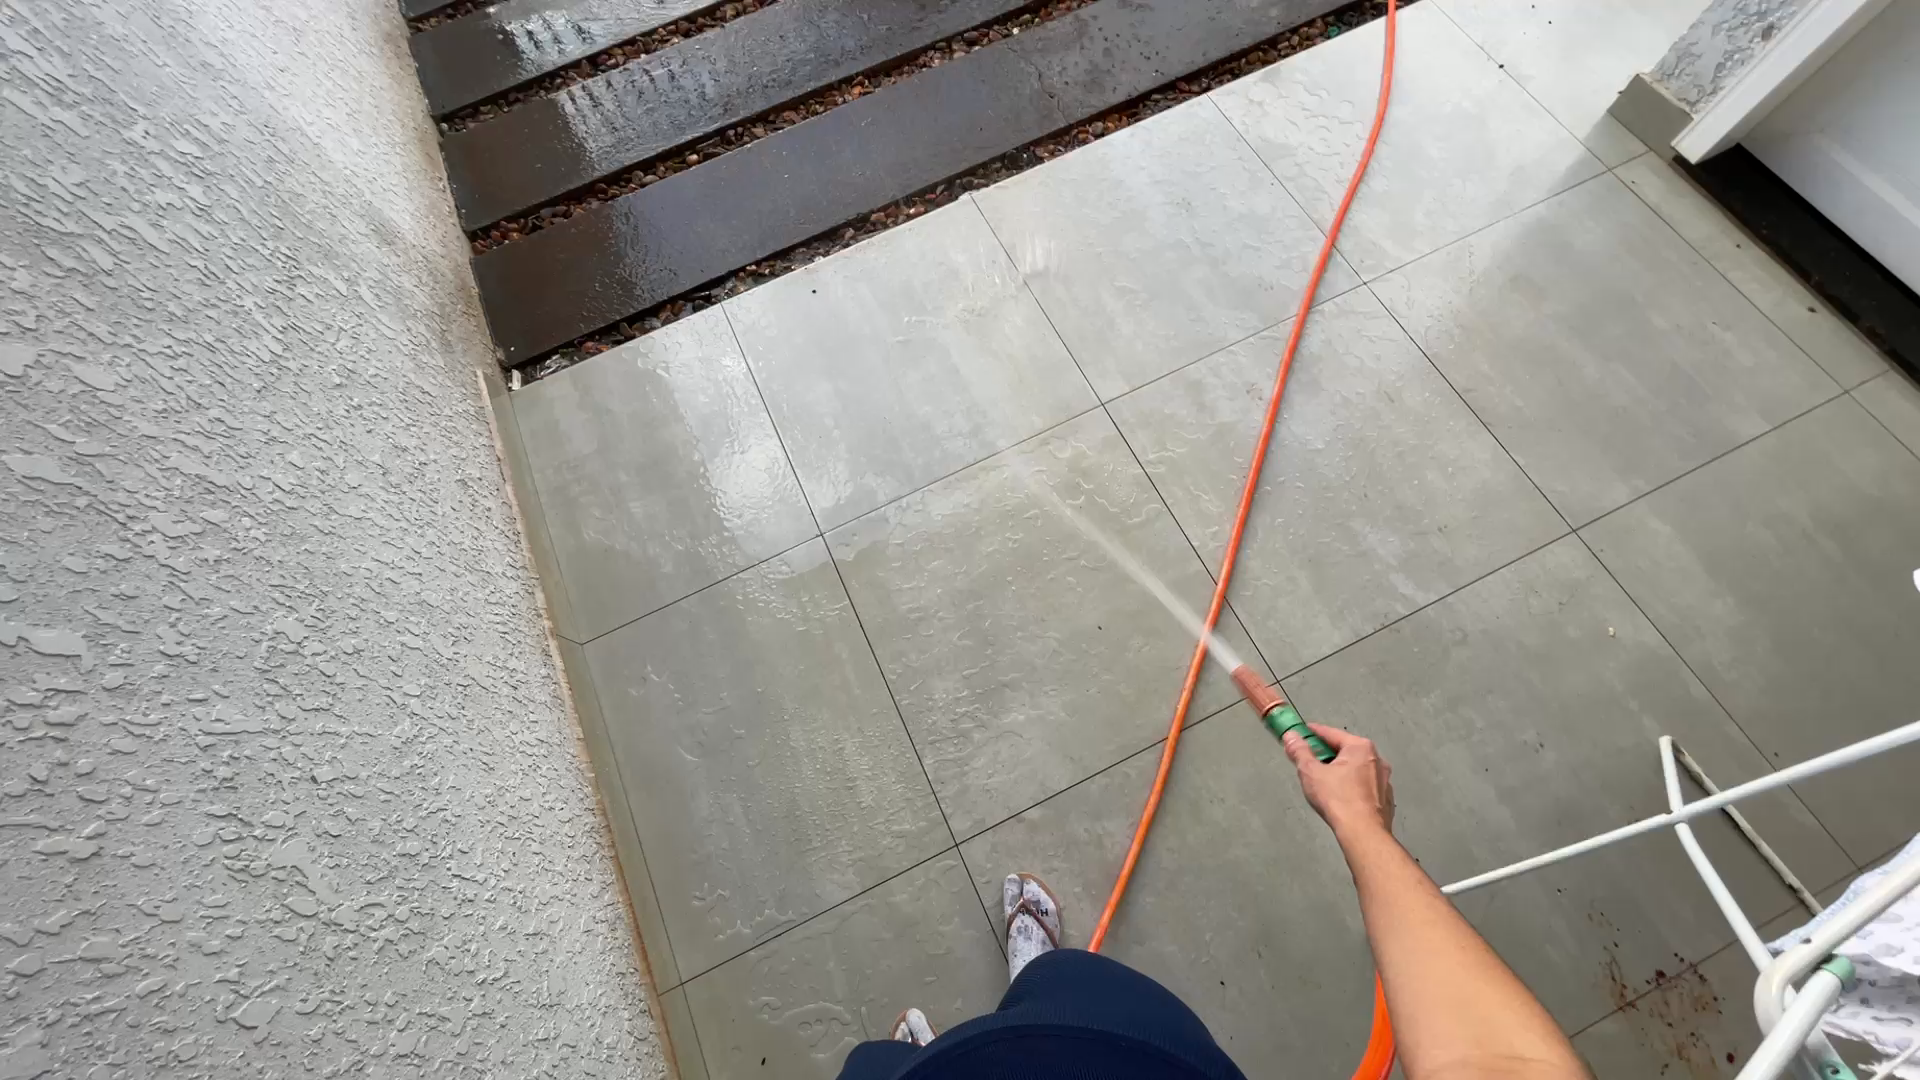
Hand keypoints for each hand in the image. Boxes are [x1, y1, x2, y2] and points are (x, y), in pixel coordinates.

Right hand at [1282, 722, 1394, 837]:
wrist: (1363, 833)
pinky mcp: (1386, 800)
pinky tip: (1340, 797)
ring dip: (1340, 770)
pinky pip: (1364, 785)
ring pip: (1356, 768)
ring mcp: (1384, 781)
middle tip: (1309, 760)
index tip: (1300, 734)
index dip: (1312, 733)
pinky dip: (1351, 786)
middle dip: (1326, 754)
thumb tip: (1291, 736)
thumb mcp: (1310, 771)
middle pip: (1345, 750)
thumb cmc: (1338, 799)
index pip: (1330, 733)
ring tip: (1323, 781)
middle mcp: (1377, 760)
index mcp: (1360, 748)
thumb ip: (1299, 751)